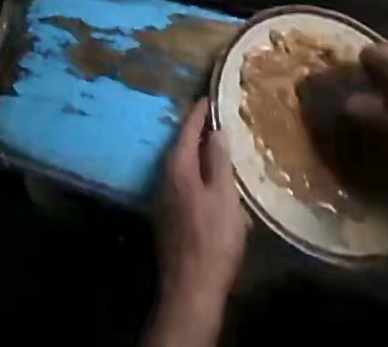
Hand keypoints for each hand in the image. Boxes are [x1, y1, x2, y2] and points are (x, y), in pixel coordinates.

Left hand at [154, 99, 247, 303]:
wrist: (190, 289)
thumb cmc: (212, 239)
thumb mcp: (224, 197)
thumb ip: (219, 161)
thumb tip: (216, 130)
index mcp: (177, 166)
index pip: (188, 129)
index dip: (200, 112)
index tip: (210, 97)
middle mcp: (164, 175)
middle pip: (182, 144)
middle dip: (199, 131)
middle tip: (218, 120)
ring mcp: (163, 196)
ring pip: (182, 164)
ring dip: (198, 154)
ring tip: (217, 147)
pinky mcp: (167, 214)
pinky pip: (182, 181)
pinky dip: (196, 172)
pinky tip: (210, 181)